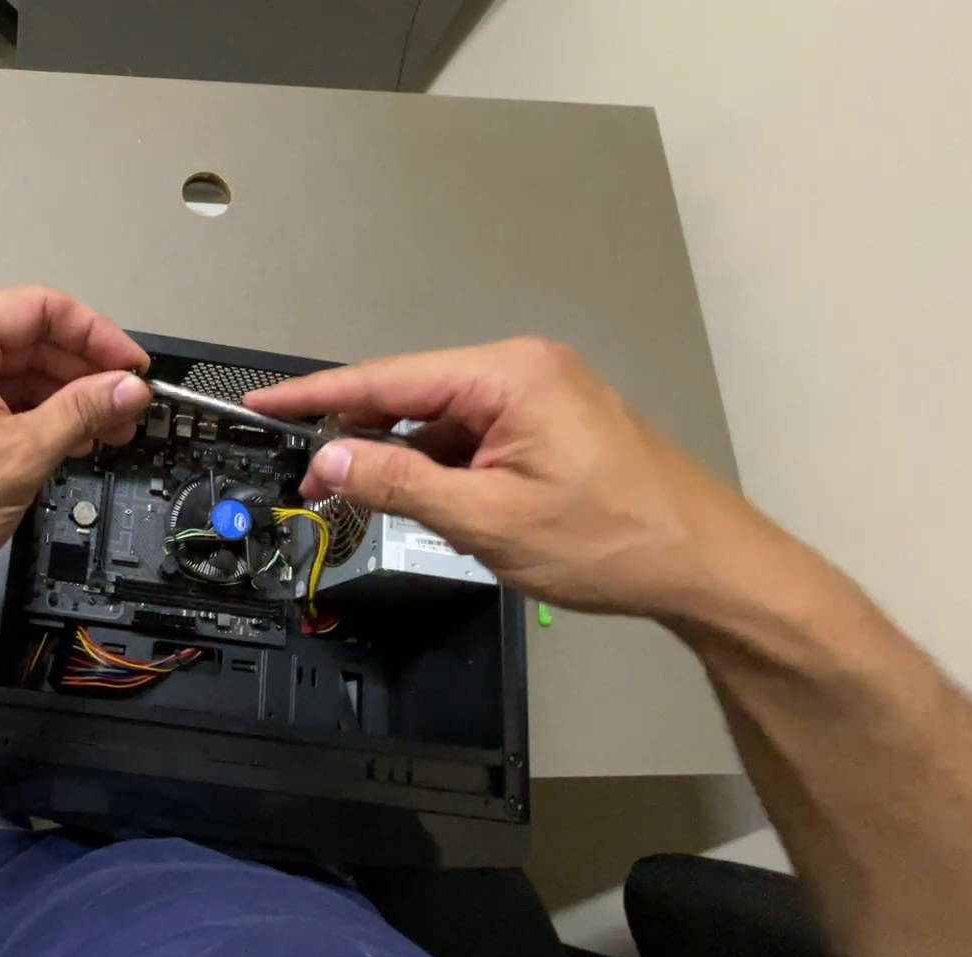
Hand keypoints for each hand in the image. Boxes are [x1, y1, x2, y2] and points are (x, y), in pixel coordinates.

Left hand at [0, 287, 152, 596]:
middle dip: (85, 374)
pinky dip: (39, 415)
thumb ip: (83, 410)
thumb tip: (130, 388)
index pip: (41, 309)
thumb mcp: (24, 452)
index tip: (132, 366)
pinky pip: (1, 397)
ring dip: (68, 399)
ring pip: (21, 371)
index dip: (97, 336)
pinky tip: (74, 438)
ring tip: (109, 429)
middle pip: (32, 339)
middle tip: (127, 406)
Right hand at [245, 337, 776, 617]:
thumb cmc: (609, 542)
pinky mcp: (537, 426)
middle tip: (310, 483)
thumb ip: (397, 483)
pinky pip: (460, 439)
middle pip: (405, 394)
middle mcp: (517, 371)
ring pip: (430, 421)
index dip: (314, 394)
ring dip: (393, 460)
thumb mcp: (487, 518)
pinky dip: (430, 469)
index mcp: (508, 376)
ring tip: (363, 503)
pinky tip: (424, 505)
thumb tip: (326, 460)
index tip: (260, 402)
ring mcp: (531, 397)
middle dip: (353, 437)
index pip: (384, 378)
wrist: (710, 570)